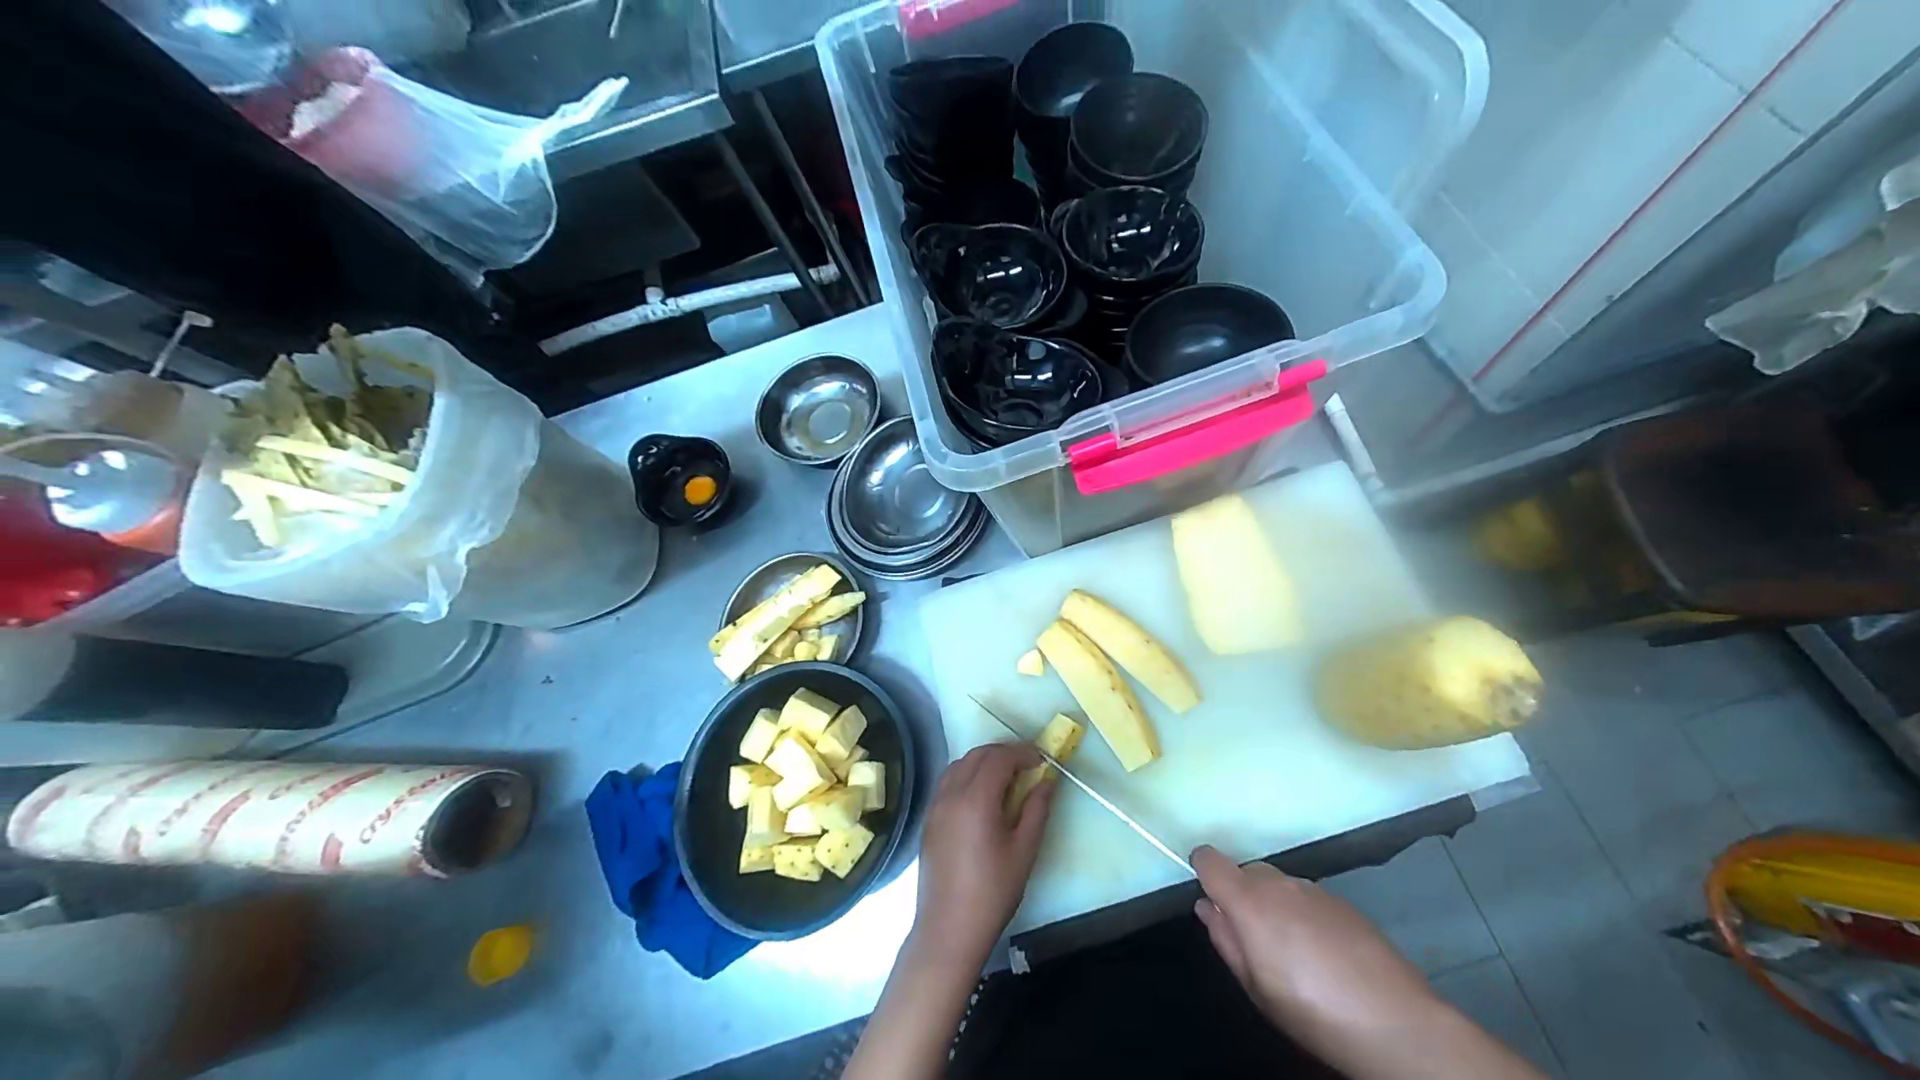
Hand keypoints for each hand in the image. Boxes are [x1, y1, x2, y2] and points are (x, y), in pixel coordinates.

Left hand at [911, 742, 1056, 964]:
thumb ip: (1036, 809)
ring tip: (1006, 778)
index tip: (1041, 760)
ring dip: (983, 762)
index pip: (999, 758)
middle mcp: (951, 793)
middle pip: (977, 755)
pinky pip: (948, 781)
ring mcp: (935, 805)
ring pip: (959, 765)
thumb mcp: (1024, 850)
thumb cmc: (993, 891)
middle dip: (1003, 753)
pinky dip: (967, 775)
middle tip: (1027, 766)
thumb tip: (1046, 782)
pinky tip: (982, 795)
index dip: (1022, 753)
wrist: (949, 927)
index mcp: (976, 799)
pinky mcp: (928, 818)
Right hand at [1191, 845, 1435, 1041]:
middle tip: (1255, 941)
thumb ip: (1224, 940)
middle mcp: (1279, 883)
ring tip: (1295, 954)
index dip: (1203, 872)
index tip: (1211, 901)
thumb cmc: (1311, 1009)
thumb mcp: (1254, 986)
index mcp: (1248, 899)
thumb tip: (1206, 908)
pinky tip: (1324, 956)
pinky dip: (1305, 916)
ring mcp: (1315, 890)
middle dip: (1242, 896)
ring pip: (1279, 885)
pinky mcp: (1344, 903)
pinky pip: (1308, 898)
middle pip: (1246, 872)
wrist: (1396, 1022)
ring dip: (1275, 906)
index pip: (1210, 859)